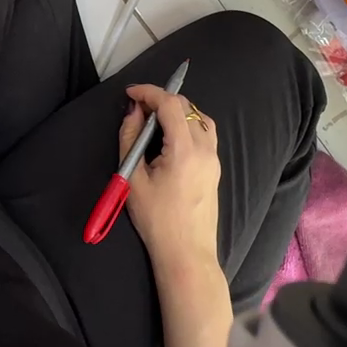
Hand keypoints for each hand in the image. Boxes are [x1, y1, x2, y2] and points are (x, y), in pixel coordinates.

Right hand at [118, 84, 220, 272]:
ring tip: (154, 118)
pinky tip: (170, 135)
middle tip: (137, 107)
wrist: (187, 255)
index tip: (130, 93)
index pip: (171, 104)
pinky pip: (205, 132)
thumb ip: (130, 138)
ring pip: (200, 118)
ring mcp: (214, 159)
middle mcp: (205, 150)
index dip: (149, 92)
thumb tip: (133, 111)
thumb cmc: (156, 219)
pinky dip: (187, 123)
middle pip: (187, 107)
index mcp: (185, 150)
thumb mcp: (133, 178)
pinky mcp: (215, 169)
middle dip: (161, 99)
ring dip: (177, 110)